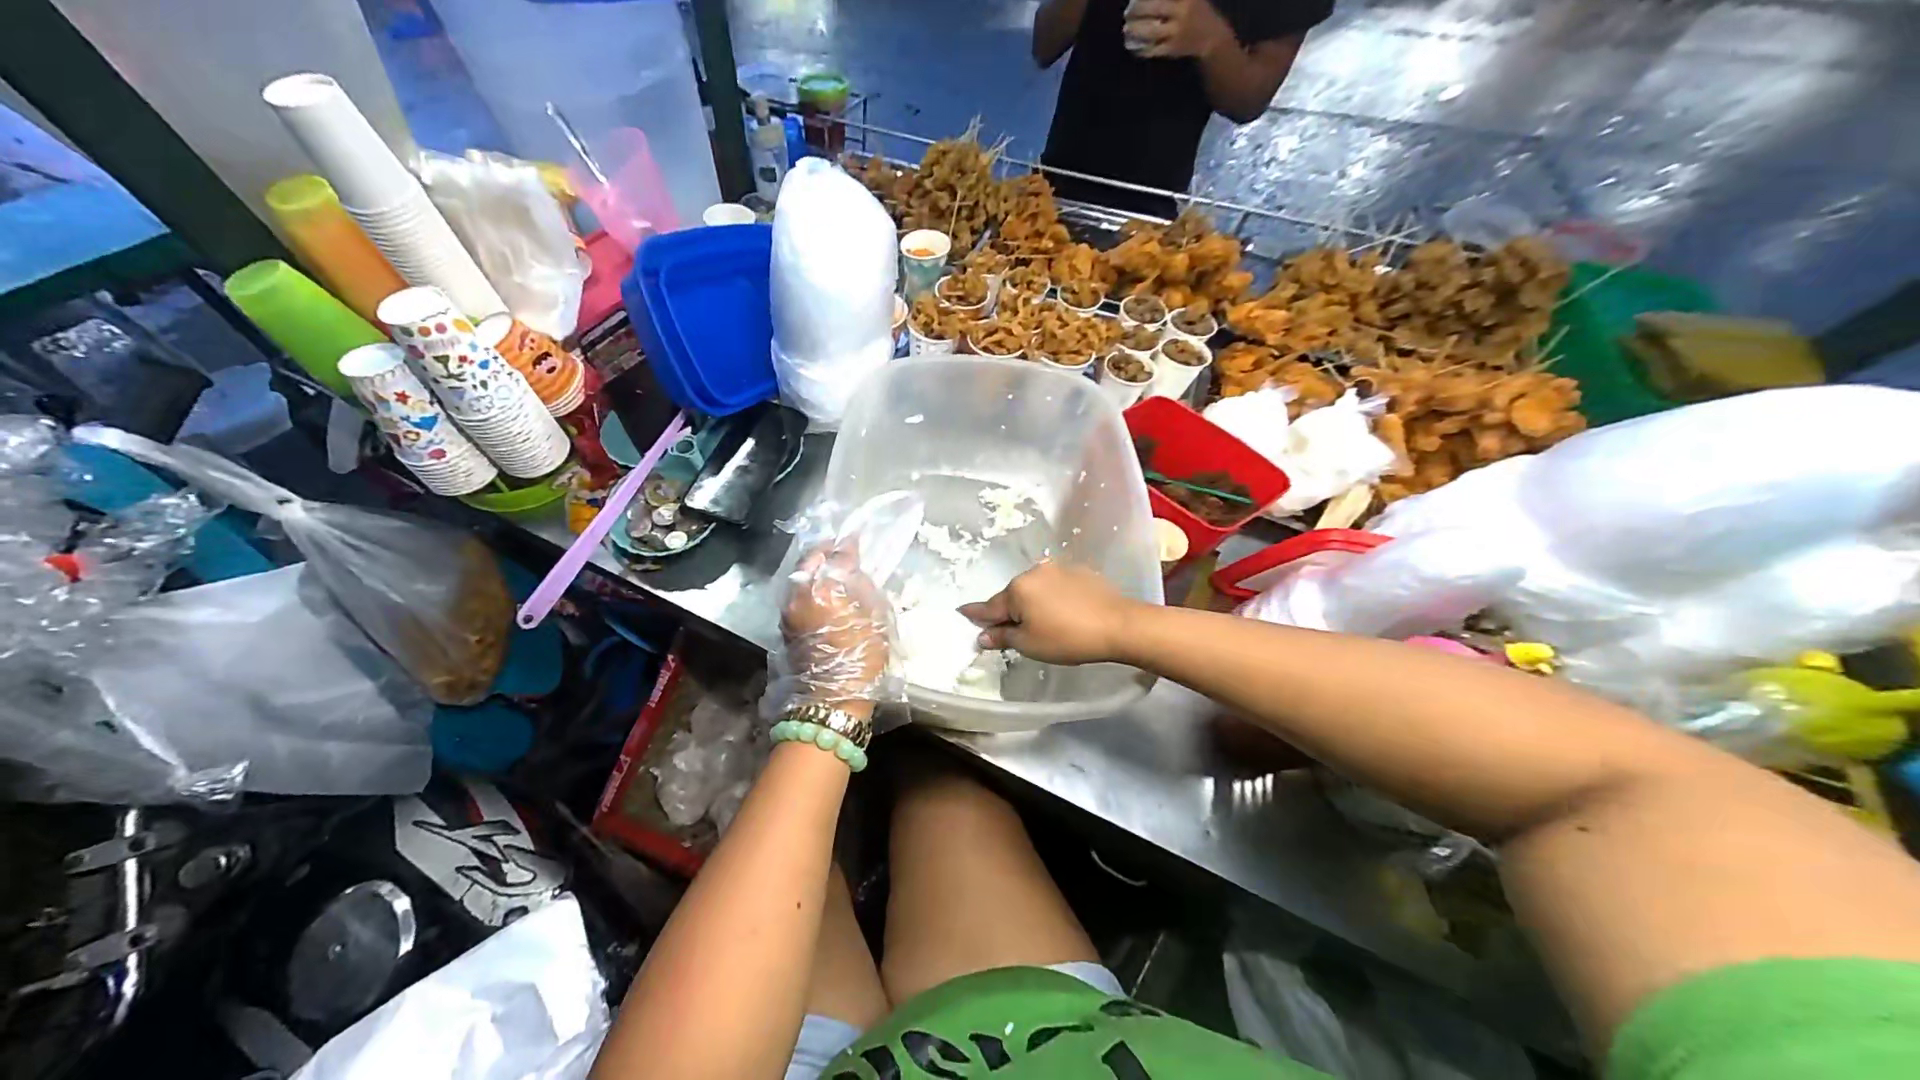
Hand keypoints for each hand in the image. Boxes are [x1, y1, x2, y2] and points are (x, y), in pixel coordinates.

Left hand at [782, 543, 890, 702]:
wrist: (830, 700)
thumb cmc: (861, 660)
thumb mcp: (876, 619)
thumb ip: (865, 588)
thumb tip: (857, 571)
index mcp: (826, 588)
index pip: (839, 555)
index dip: (850, 544)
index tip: (856, 535)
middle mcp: (801, 592)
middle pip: (811, 559)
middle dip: (825, 550)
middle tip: (839, 547)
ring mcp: (789, 609)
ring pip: (800, 575)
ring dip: (814, 567)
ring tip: (831, 567)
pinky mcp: (785, 624)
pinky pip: (797, 592)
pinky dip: (808, 585)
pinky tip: (823, 589)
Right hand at [958, 561, 1142, 664]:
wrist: (1119, 625)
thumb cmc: (1067, 638)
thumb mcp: (1030, 645)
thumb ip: (1003, 637)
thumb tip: (982, 635)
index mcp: (1017, 589)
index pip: (990, 606)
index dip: (976, 614)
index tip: (962, 611)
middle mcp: (1034, 572)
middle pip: (1013, 596)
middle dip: (1011, 611)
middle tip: (1015, 633)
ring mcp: (1059, 569)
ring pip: (1036, 589)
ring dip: (1034, 603)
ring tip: (1045, 624)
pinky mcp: (1080, 571)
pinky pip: (1057, 586)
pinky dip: (1055, 598)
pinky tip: (1066, 613)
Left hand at [1123, 0, 1235, 58]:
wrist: (1212, 37)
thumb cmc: (1196, 12)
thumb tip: (1141, 0)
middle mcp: (1182, 13)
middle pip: (1153, 8)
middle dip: (1136, 10)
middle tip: (1127, 13)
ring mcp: (1177, 32)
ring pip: (1150, 32)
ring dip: (1134, 31)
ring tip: (1126, 29)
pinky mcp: (1172, 49)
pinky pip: (1152, 50)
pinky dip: (1140, 49)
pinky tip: (1133, 46)